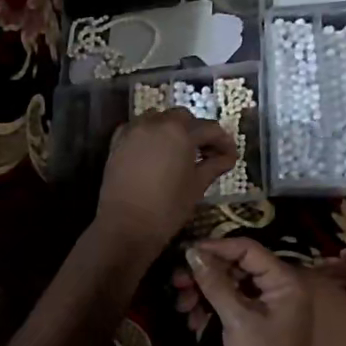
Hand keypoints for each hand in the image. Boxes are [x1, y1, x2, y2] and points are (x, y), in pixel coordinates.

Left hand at [94, 108, 236, 256]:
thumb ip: (214, 166)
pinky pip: (136, 129)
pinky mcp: (116, 144)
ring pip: (157, 118)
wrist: (125, 226)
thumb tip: (227, 157)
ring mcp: (133, 132)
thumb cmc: (167, 208)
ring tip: (178, 151)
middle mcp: (155, 124)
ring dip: (171, 129)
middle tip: (205, 153)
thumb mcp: (197, 186)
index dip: (223, 142)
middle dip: (196, 132)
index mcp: (180, 132)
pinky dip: (148, 134)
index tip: (230, 156)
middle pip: (182, 118)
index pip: (210, 129)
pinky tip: (154, 151)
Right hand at [174, 237, 322, 345]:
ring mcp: (267, 302)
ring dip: (203, 291)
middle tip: (176, 283)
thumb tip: (192, 254)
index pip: (247, 249)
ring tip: (182, 306)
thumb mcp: (236, 319)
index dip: (215, 248)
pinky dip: (210, 306)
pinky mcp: (255, 317)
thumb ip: (215, 284)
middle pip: (235, 265)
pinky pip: (230, 300)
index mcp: (284, 280)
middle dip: (204, 274)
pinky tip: (193, 319)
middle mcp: (279, 285)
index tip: (184, 255)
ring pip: (229, 283)